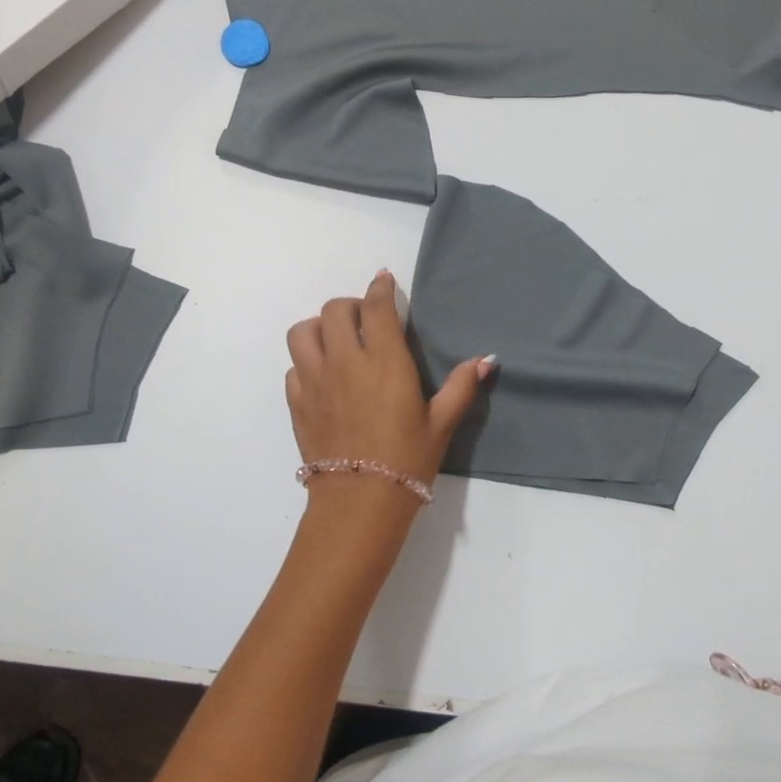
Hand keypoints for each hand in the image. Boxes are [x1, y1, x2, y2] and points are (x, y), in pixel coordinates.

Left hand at [285, 270, 491, 503]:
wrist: (359, 501)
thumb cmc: (407, 461)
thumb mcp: (441, 423)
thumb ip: (461, 386)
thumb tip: (487, 359)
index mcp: (384, 361)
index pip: (376, 306)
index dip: (380, 287)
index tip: (384, 281)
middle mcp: (344, 361)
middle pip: (334, 309)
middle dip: (350, 306)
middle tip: (364, 321)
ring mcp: (314, 381)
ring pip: (302, 331)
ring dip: (319, 328)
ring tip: (335, 343)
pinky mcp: (296, 403)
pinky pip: (293, 367)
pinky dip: (305, 363)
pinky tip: (322, 378)